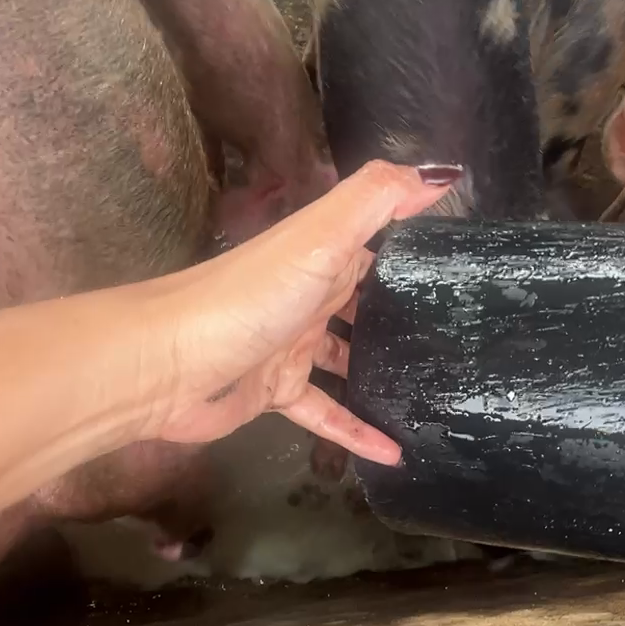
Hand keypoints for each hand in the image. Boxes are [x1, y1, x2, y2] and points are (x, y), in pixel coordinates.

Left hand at [127, 160, 459, 466]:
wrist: (164, 364)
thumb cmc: (248, 296)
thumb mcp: (320, 236)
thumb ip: (377, 201)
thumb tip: (444, 173)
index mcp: (319, 256)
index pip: (374, 243)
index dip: (412, 247)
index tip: (460, 264)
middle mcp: (307, 297)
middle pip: (364, 303)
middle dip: (402, 314)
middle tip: (456, 335)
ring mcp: (291, 346)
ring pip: (348, 359)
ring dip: (382, 373)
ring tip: (432, 391)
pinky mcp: (276, 391)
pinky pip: (328, 412)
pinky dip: (357, 432)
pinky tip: (394, 452)